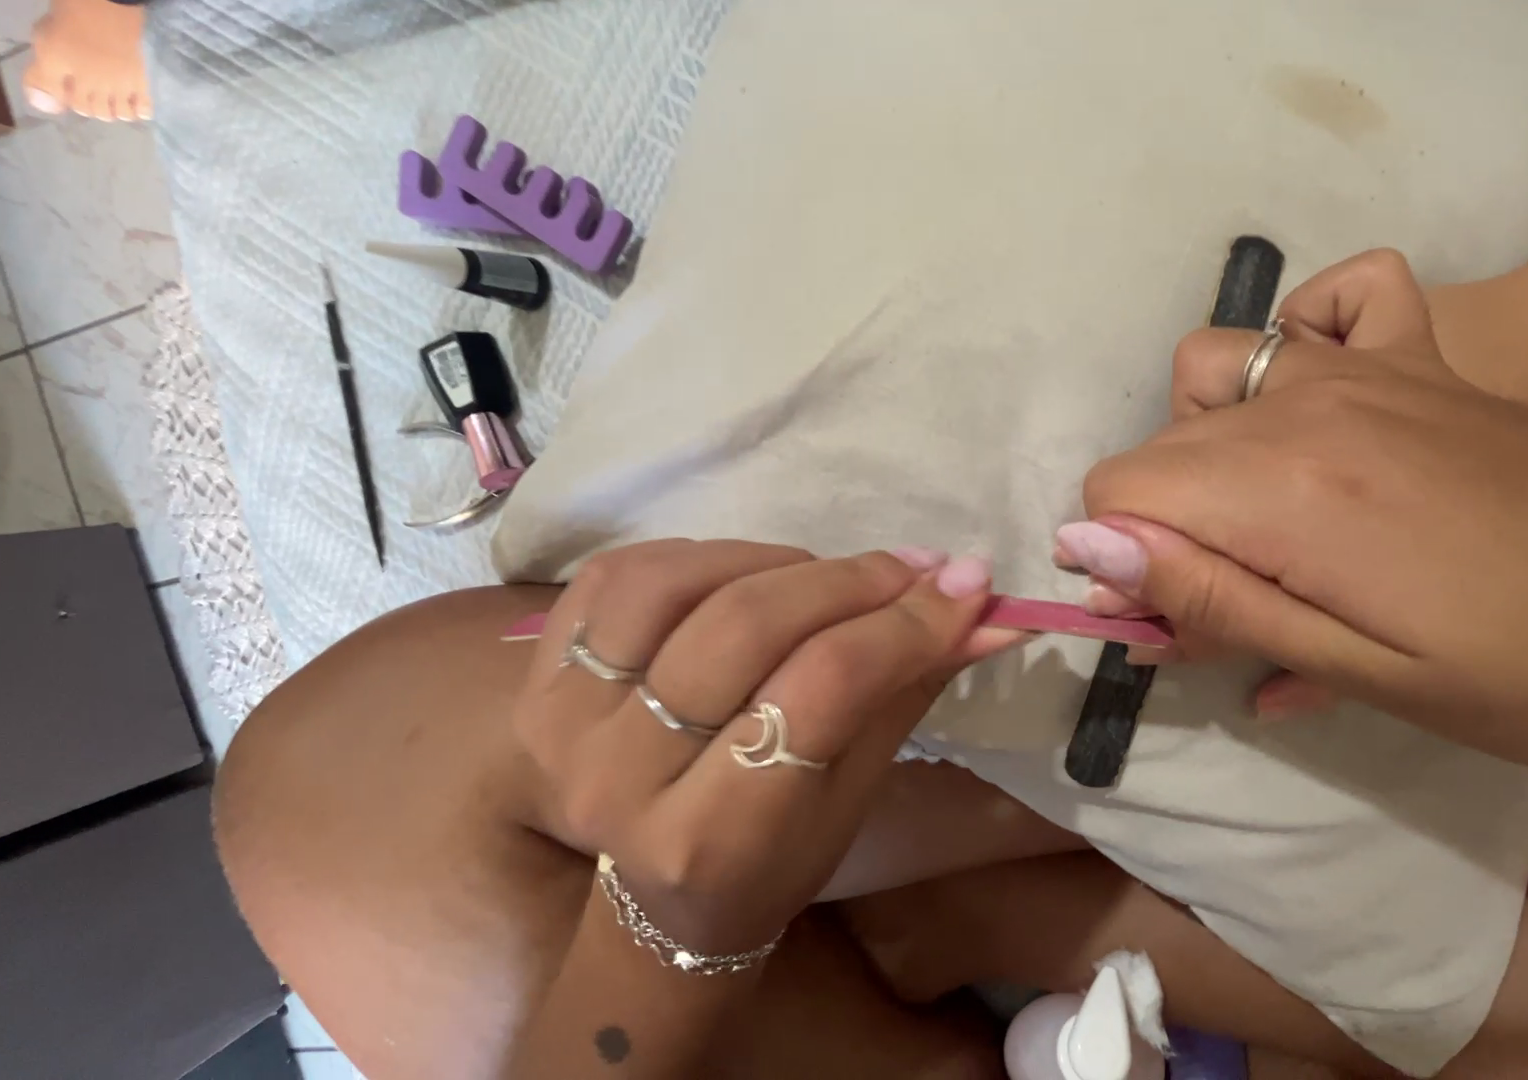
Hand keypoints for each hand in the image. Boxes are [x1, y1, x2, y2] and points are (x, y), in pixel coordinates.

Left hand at [512, 540, 1008, 953]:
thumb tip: (990, 610)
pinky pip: (617, 576)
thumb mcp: (855, 791)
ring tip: (821, 575)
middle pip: (745, 625)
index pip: (823, 687)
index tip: (967, 584)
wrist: (665, 892)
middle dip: (847, 580)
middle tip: (910, 566)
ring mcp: (561, 723)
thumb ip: (912, 687)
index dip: (904, 622)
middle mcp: (619, 779)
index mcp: (715, 833)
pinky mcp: (537, 679)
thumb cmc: (778, 857)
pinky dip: (693, 555)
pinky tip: (744, 573)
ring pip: (671, 583)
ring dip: (768, 559)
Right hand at [1065, 250, 1527, 793]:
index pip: (1113, 490)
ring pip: (1208, 383)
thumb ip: (1210, 598)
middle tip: (1229, 609)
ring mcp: (1364, 366)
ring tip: (1261, 523)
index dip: (1119, 563)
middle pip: (1156, 449)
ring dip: (1205, 458)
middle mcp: (1304, 402)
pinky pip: (1319, 311)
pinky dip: (1290, 353)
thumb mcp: (1358, 668)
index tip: (1171, 622)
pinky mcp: (1416, 358)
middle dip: (1160, 532)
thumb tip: (1089, 552)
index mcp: (1281, 486)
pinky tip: (1319, 416)